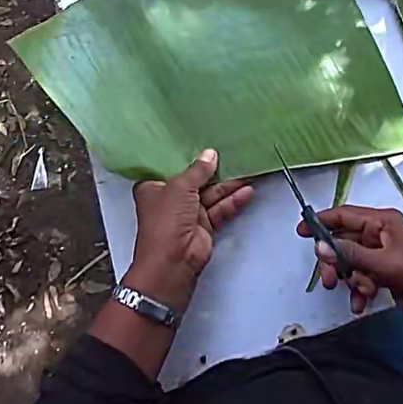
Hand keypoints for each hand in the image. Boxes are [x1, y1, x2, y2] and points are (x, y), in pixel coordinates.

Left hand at [128, 148, 253, 308]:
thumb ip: (197, 170)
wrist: (173, 262)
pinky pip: (220, 209)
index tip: (202, 141)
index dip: (186, 156)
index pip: (171, 167)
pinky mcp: (204, 226)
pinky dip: (233, 201)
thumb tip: (210, 154)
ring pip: (211, 195)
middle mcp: (171, 199)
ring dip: (228, 185)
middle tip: (233, 154)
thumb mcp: (179, 187)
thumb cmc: (166, 221)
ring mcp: (188, 213)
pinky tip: (247, 191)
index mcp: (154, 187)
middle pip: (195, 180)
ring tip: (247, 170)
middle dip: (213, 170)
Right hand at [301, 205, 402, 322]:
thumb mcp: (382, 263)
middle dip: (335, 261)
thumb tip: (322, 246)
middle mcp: (381, 234)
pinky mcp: (384, 272)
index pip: (345, 215)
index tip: (302, 230)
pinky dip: (358, 288)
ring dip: (349, 278)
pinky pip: (361, 276)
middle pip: (344, 241)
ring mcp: (382, 254)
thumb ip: (350, 253)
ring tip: (356, 291)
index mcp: (383, 222)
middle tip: (329, 279)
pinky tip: (361, 301)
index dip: (322, 221)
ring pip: (351, 261)